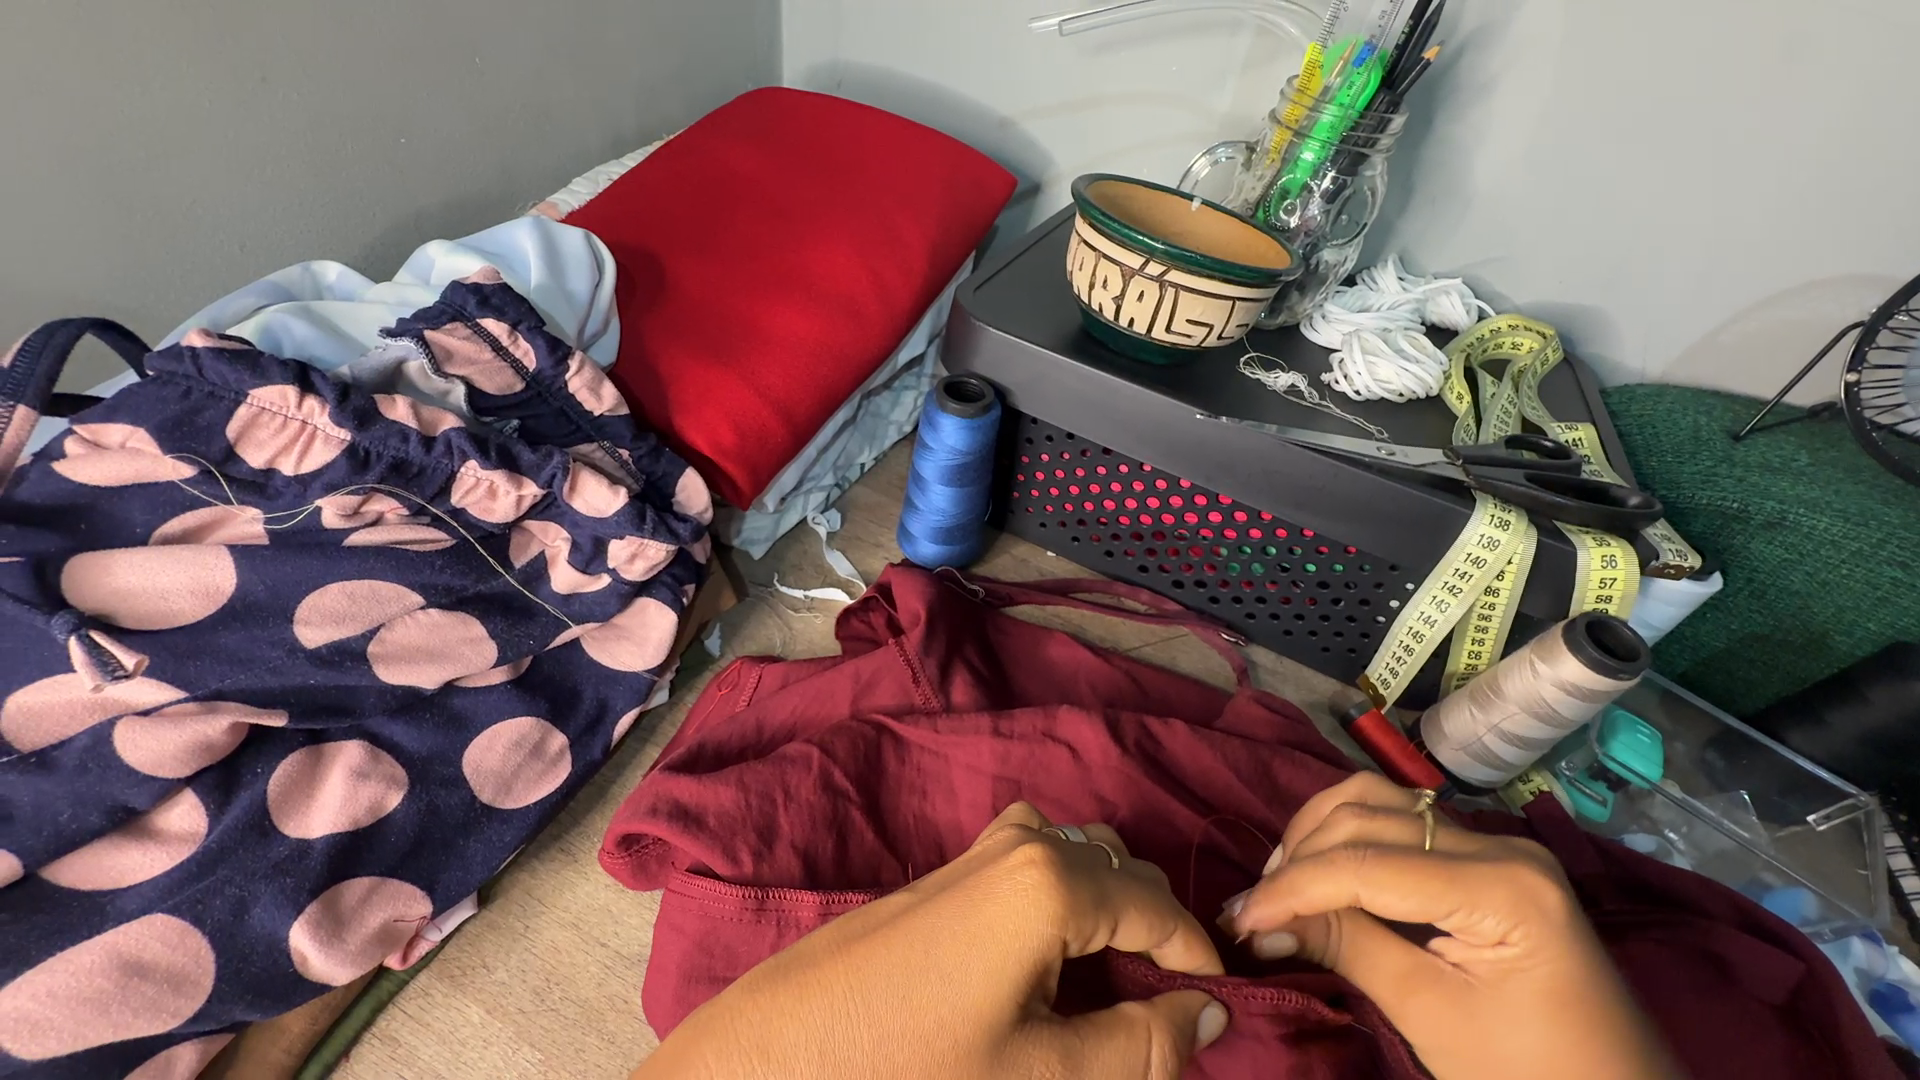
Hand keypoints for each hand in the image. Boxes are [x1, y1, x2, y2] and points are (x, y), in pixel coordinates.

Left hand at [635, 802, 1230, 1079]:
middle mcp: (1022, 841)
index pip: (1160, 907)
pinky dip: (1067, 896)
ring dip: (1112, 905)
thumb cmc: (914, 1067)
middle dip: (1157, 929)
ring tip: (1114, 981)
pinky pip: (1035, 859)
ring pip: (1080, 855)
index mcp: (1052, 878)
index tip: (1224, 1012)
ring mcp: (979, 847)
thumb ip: (1141, 1045)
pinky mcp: (949, 867)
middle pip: (1124, 869)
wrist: (774, 1054)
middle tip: (1167, 1006)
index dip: (1200, 960)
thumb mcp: (1044, 1077)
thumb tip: (1214, 1014)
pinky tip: (1052, 954)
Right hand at [1221, 773, 1681, 1079]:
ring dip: (1317, 832)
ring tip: (1281, 881)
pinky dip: (1345, 834)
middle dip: (1298, 859)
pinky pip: (1397, 819)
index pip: (1366, 865)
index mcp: (1503, 887)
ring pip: (1376, 800)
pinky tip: (1319, 865)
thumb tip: (1258, 918)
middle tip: (1252, 907)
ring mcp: (1494, 842)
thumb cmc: (1529, 1075)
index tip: (1239, 917)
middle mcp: (1499, 843)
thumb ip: (1344, 947)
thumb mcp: (1429, 1017)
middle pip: (1366, 818)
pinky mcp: (1484, 854)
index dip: (1293, 887)